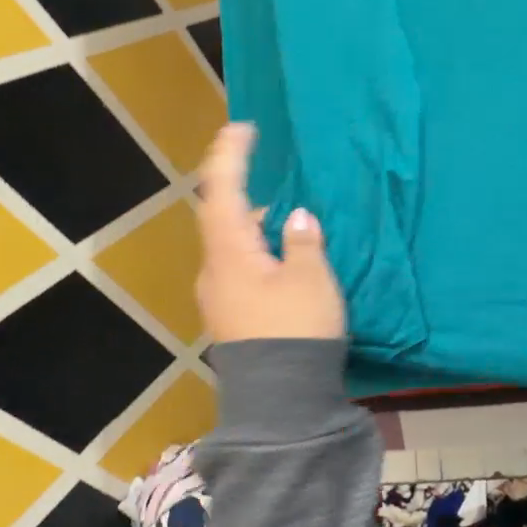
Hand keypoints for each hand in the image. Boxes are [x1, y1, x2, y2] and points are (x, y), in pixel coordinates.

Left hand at [195, 123, 345, 343]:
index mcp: (230, 251)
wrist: (281, 397)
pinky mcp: (231, 317)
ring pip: (231, 247)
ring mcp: (219, 296)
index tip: (242, 128)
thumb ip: (304, 241)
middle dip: (242, 193)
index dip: (230, 156)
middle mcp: (214, 269)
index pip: (221, 190)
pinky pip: (239, 270)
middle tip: (269, 177)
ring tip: (284, 222)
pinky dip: (257, 253)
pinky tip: (280, 261)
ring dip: (252, 227)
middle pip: (221, 218)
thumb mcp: (311, 279)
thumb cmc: (297, 328)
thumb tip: (298, 216)